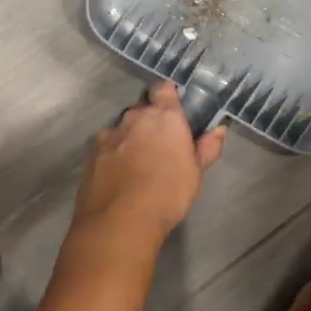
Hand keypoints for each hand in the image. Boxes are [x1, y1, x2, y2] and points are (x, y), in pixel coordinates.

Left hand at [72, 83, 226, 239]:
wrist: (119, 222)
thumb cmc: (167, 194)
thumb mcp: (196, 173)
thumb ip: (207, 147)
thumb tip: (219, 129)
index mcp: (164, 117)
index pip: (163, 89)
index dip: (168, 96)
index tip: (174, 109)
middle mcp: (135, 118)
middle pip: (142, 108)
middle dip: (149, 120)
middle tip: (160, 142)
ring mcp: (109, 135)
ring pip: (122, 127)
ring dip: (130, 137)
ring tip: (137, 161)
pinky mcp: (91, 154)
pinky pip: (106, 146)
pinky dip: (112, 153)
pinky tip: (118, 173)